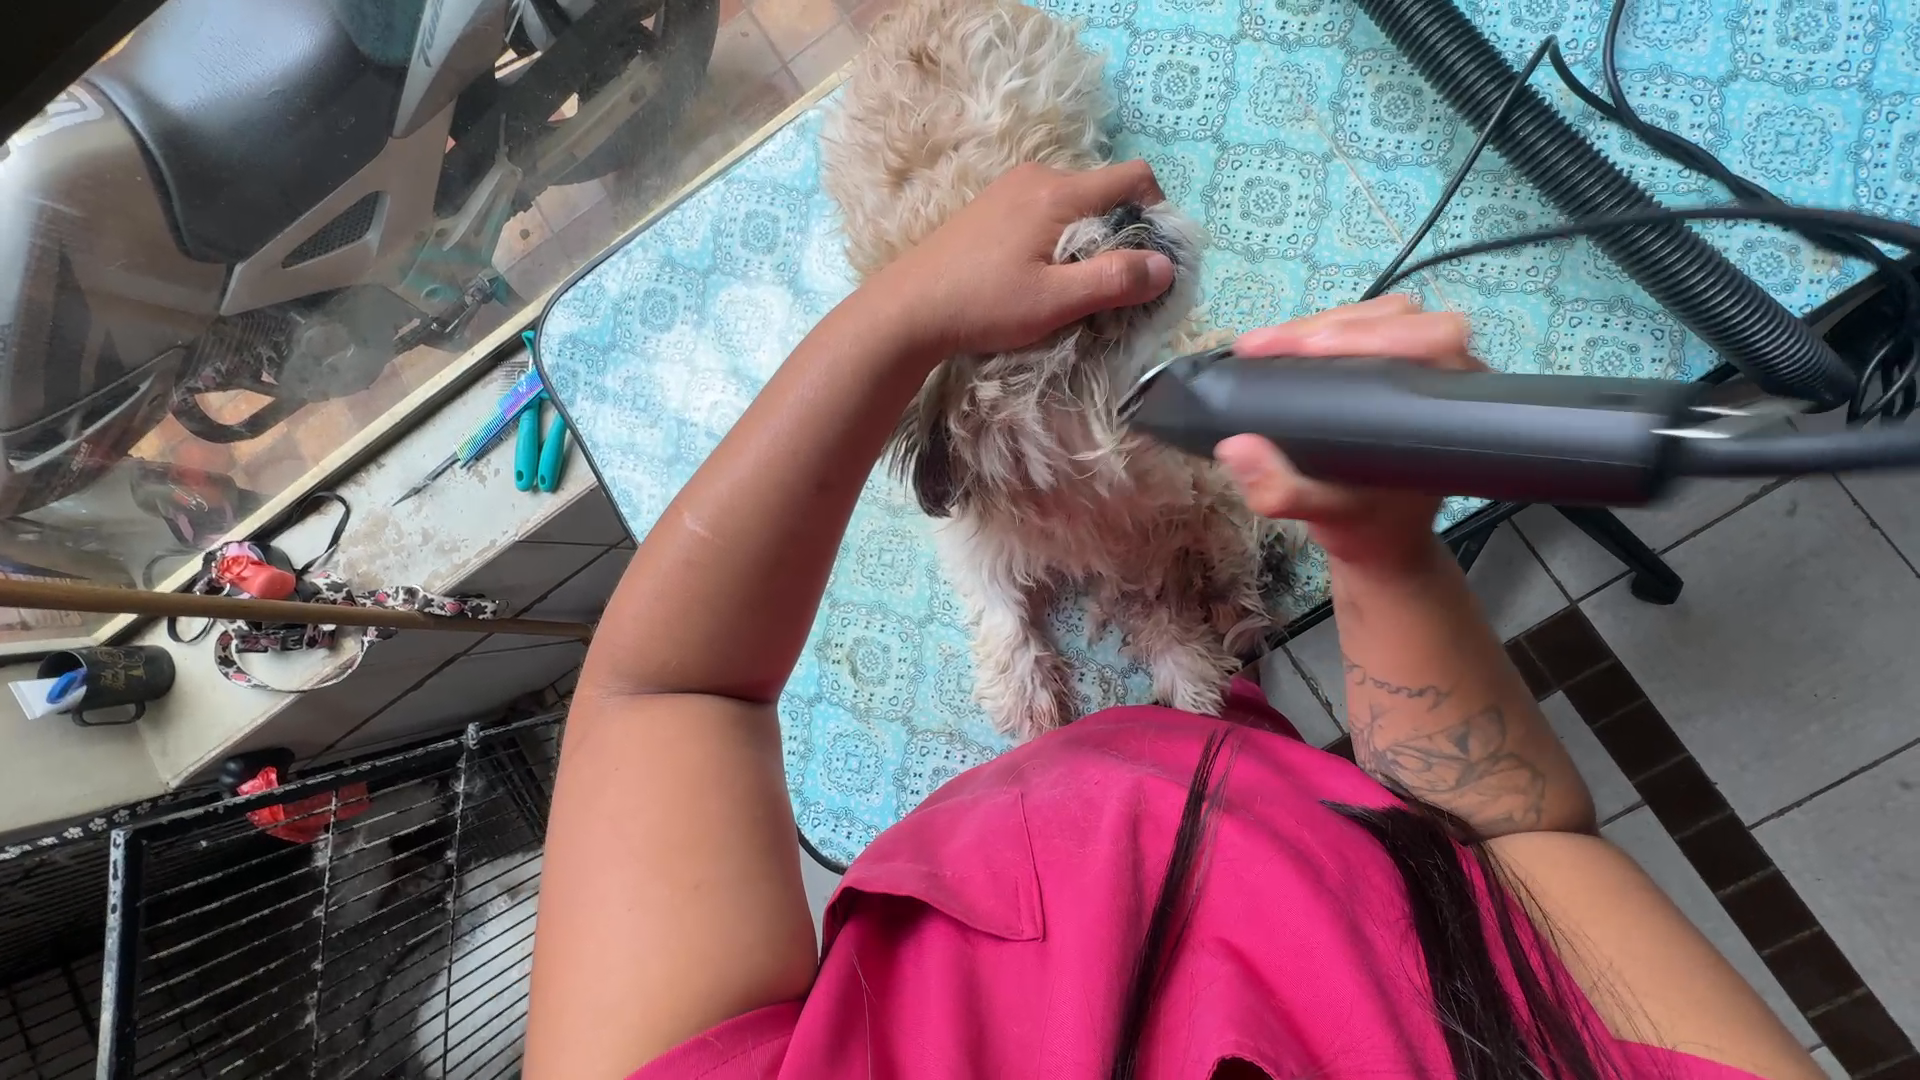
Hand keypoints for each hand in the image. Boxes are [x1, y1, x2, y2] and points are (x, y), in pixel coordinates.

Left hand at [866, 161, 1176, 359]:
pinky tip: (1040, 275)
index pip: (1135, 178)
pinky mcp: (992, 207)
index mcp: (1059, 191)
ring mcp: (1010, 188)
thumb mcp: (1053, 302)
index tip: (1150, 261)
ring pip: (1075, 203)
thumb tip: (1166, 266)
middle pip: (1105, 190)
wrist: (908, 310)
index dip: (1157, 215)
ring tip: (1075, 285)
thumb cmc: (982, 306)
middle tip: (1113, 284)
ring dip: (1089, 238)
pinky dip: (1059, 238)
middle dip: (1122, 232)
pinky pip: (1045, 212)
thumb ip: (1112, 280)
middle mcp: (1037, 176)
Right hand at [1213, 295, 1479, 571]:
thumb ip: (1281, 490)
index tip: (1300, 348)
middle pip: (1396, 317)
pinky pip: (1368, 330)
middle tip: (1266, 347)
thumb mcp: (1320, 515)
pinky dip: (1325, 331)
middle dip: (1327, 326)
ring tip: (1269, 344)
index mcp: (1448, 407)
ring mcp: (1424, 369)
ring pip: (1380, 316)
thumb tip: (1234, 446)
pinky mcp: (1398, 368)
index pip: (1425, 338)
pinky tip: (1288, 346)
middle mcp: (1447, 377)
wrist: (1380, 539)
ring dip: (1322, 324)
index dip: (1363, 334)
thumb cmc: (1363, 526)